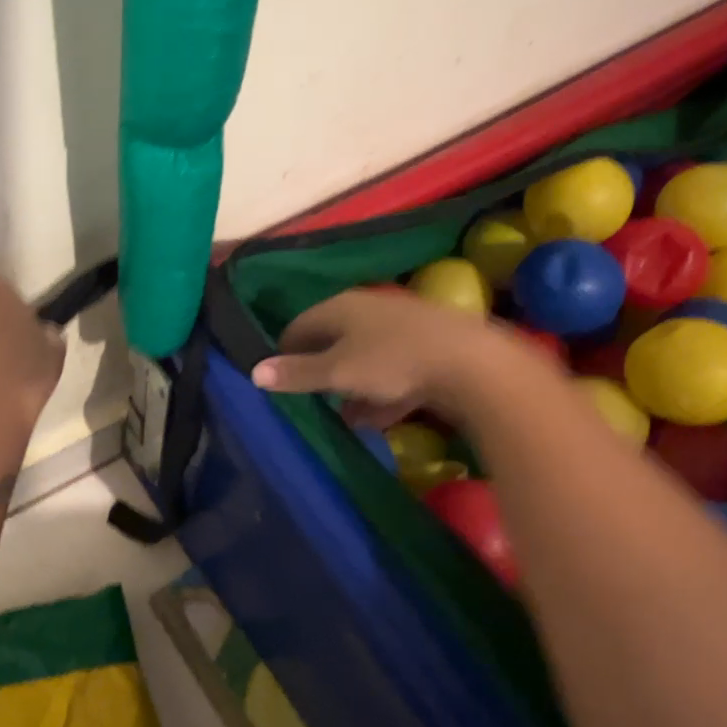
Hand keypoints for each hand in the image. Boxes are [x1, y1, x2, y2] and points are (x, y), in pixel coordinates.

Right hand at [252, 288, 526, 426]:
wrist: (472, 364)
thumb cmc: (393, 362)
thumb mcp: (337, 373)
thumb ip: (297, 374)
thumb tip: (254, 371)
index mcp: (340, 307)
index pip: (298, 325)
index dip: (284, 352)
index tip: (279, 379)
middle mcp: (368, 309)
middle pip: (332, 340)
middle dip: (319, 370)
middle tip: (309, 399)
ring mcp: (401, 327)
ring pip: (363, 357)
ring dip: (350, 386)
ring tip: (343, 417)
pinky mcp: (428, 347)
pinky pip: (392, 370)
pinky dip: (380, 392)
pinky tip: (377, 419)